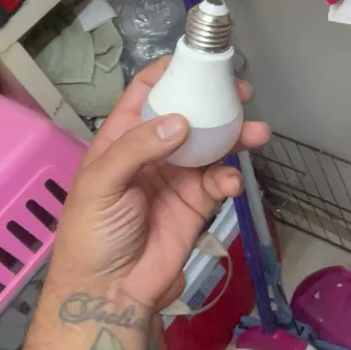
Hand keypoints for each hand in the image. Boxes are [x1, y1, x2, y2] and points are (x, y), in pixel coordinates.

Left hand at [49, 57, 269, 307]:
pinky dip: (231, 177)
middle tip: (241, 91)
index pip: (146, 93)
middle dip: (215, 100)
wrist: (110, 290)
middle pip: (189, 113)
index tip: (196, 59)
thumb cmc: (92, 233)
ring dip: (236, 135)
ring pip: (213, 144)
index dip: (169, 72)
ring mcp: (179, 175)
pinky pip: (221, 180)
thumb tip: (181, 121)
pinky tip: (231, 183)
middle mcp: (155, 150)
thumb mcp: (101, 184)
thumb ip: (137, 148)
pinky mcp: (199, 202)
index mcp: (123, 137)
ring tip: (258, 132)